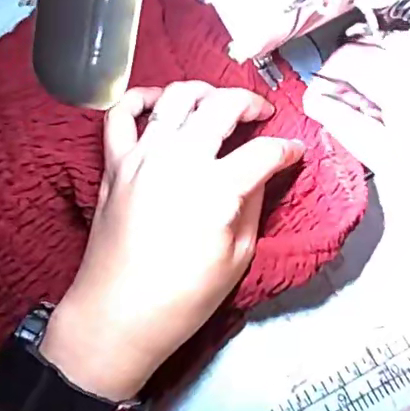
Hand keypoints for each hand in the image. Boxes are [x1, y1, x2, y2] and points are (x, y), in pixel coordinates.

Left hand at [45, 82, 304, 399]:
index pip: (263, 151)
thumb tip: (261, 171)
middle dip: (251, 104)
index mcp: (215, 190)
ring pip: (176, 97)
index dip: (286, 149)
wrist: (117, 318)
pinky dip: (141, 99)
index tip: (294, 153)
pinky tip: (161, 104)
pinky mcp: (115, 165)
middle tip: (263, 114)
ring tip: (219, 104)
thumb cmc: (182, 299)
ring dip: (206, 92)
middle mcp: (178, 161)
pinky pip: (121, 114)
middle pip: (222, 106)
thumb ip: (252, 203)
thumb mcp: (238, 257)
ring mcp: (141, 158)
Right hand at [303, 41, 409, 273]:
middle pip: (372, 45)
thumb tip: (323, 103)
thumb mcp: (393, 159)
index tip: (325, 100)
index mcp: (401, 68)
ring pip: (402, 48)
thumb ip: (349, 123)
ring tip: (391, 118)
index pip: (344, 58)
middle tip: (353, 113)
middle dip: (355, 75)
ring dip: (386, 73)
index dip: (327, 80)